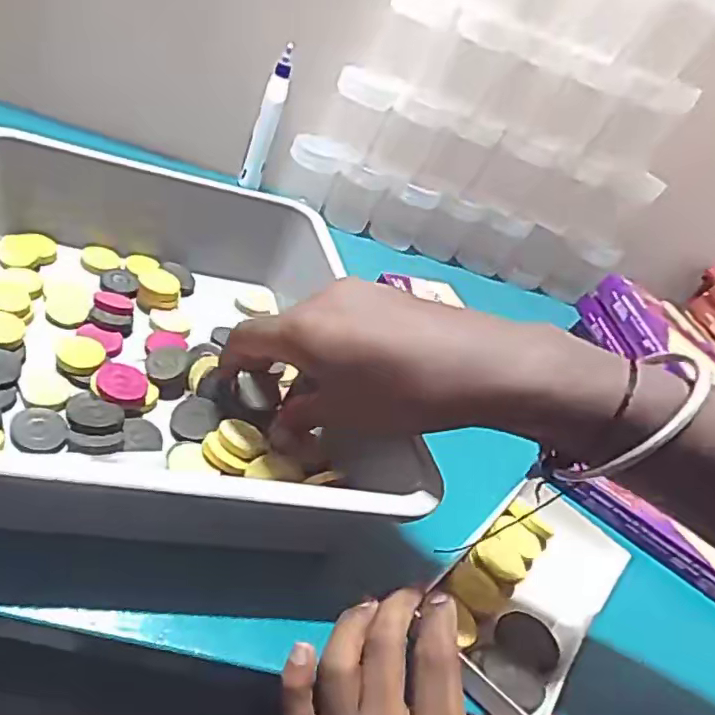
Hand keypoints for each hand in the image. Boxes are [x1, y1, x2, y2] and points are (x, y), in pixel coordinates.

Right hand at [222, 278, 629, 458]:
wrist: (483, 363)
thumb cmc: (402, 393)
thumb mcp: (342, 414)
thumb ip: (301, 415)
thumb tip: (284, 423)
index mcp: (301, 327)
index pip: (244, 338)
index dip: (230, 365)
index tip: (230, 388)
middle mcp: (322, 299)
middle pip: (279, 330)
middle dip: (271, 366)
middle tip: (282, 402)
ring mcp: (356, 292)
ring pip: (310, 324)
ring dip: (303, 356)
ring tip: (323, 391)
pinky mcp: (384, 295)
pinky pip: (339, 318)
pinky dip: (331, 344)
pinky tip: (356, 370)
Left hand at [282, 588, 574, 714]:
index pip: (435, 664)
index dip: (438, 622)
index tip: (442, 600)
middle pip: (383, 651)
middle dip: (395, 610)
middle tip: (407, 594)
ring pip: (337, 664)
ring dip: (351, 625)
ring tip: (368, 606)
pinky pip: (294, 702)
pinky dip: (295, 671)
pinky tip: (304, 646)